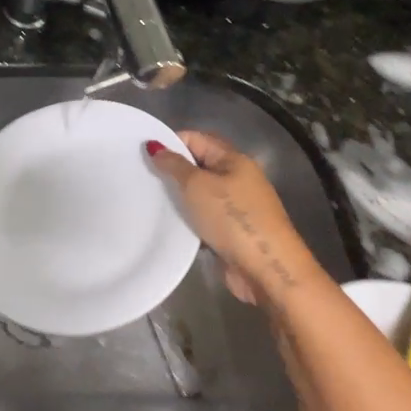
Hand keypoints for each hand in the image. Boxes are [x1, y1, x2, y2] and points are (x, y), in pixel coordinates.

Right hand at [147, 131, 322, 305]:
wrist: (269, 271)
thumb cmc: (233, 219)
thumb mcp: (196, 186)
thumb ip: (173, 164)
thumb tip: (154, 145)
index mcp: (234, 160)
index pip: (195, 139)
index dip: (169, 142)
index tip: (142, 154)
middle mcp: (238, 179)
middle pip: (197, 167)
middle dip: (172, 172)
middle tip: (141, 177)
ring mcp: (237, 208)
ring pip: (199, 195)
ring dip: (179, 199)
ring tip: (149, 200)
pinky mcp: (234, 233)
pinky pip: (204, 218)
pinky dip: (189, 220)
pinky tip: (169, 224)